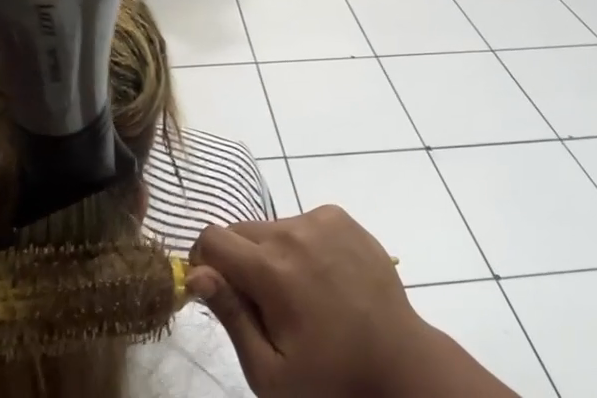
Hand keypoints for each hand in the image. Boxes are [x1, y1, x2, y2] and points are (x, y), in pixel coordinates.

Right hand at [187, 207, 445, 397]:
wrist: (400, 364)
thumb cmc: (331, 378)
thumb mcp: (270, 370)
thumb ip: (230, 316)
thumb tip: (196, 273)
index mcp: (271, 269)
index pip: (211, 238)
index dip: (205, 264)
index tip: (219, 293)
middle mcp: (294, 231)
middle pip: (240, 232)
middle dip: (240, 262)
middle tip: (266, 306)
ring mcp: (322, 220)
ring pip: (271, 227)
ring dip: (271, 253)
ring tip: (300, 295)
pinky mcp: (342, 218)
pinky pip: (301, 223)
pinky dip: (300, 244)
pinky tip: (322, 278)